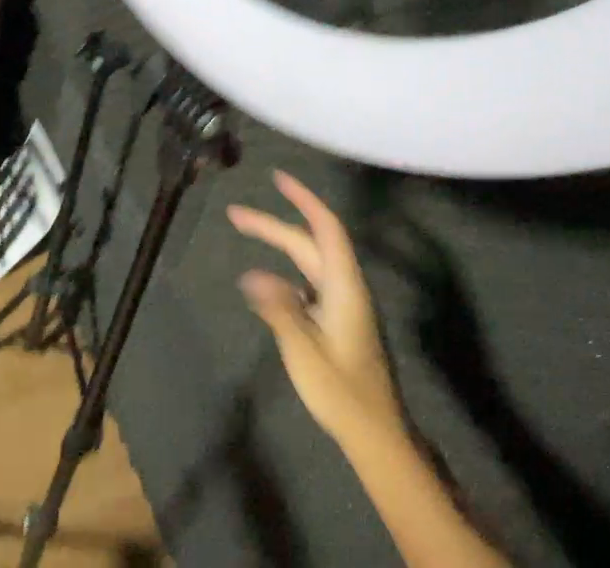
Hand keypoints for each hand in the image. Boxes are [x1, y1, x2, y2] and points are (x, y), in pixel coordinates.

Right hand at [229, 171, 401, 444]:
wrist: (374, 431)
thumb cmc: (340, 391)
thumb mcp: (303, 350)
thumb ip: (279, 309)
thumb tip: (251, 275)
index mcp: (344, 287)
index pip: (326, 229)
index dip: (304, 200)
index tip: (279, 179)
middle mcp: (346, 288)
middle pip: (311, 243)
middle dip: (275, 224)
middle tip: (235, 214)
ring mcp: (343, 305)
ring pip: (310, 262)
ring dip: (281, 243)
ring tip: (248, 231)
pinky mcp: (338, 322)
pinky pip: (310, 282)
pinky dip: (286, 270)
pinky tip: (267, 281)